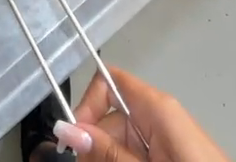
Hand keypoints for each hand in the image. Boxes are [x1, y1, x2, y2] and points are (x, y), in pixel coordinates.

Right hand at [54, 66, 228, 161]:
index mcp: (157, 106)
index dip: (87, 105)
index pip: (108, 81)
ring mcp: (166, 138)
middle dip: (95, 146)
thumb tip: (65, 128)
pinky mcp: (170, 155)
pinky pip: (137, 154)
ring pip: (121, 142)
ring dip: (108, 159)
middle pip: (109, 118)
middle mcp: (159, 115)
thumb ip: (108, 152)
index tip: (75, 140)